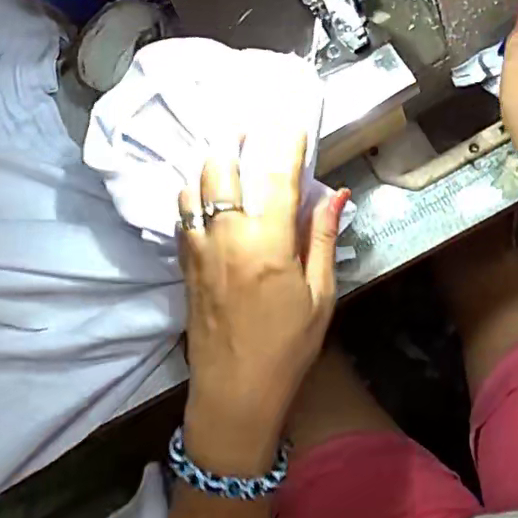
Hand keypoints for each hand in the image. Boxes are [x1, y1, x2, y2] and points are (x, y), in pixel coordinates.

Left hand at [178, 130, 347, 474]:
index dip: (286, 144)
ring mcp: (200, 249)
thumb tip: (335, 195)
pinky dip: (193, 196)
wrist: (234, 393)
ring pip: (192, 188)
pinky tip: (208, 198)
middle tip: (248, 131)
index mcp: (268, 243)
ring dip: (209, 167)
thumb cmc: (288, 348)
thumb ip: (322, 239)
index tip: (292, 124)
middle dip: (233, 142)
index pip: (277, 177)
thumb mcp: (320, 296)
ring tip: (227, 159)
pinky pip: (182, 216)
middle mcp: (228, 236)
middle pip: (219, 169)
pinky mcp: (185, 265)